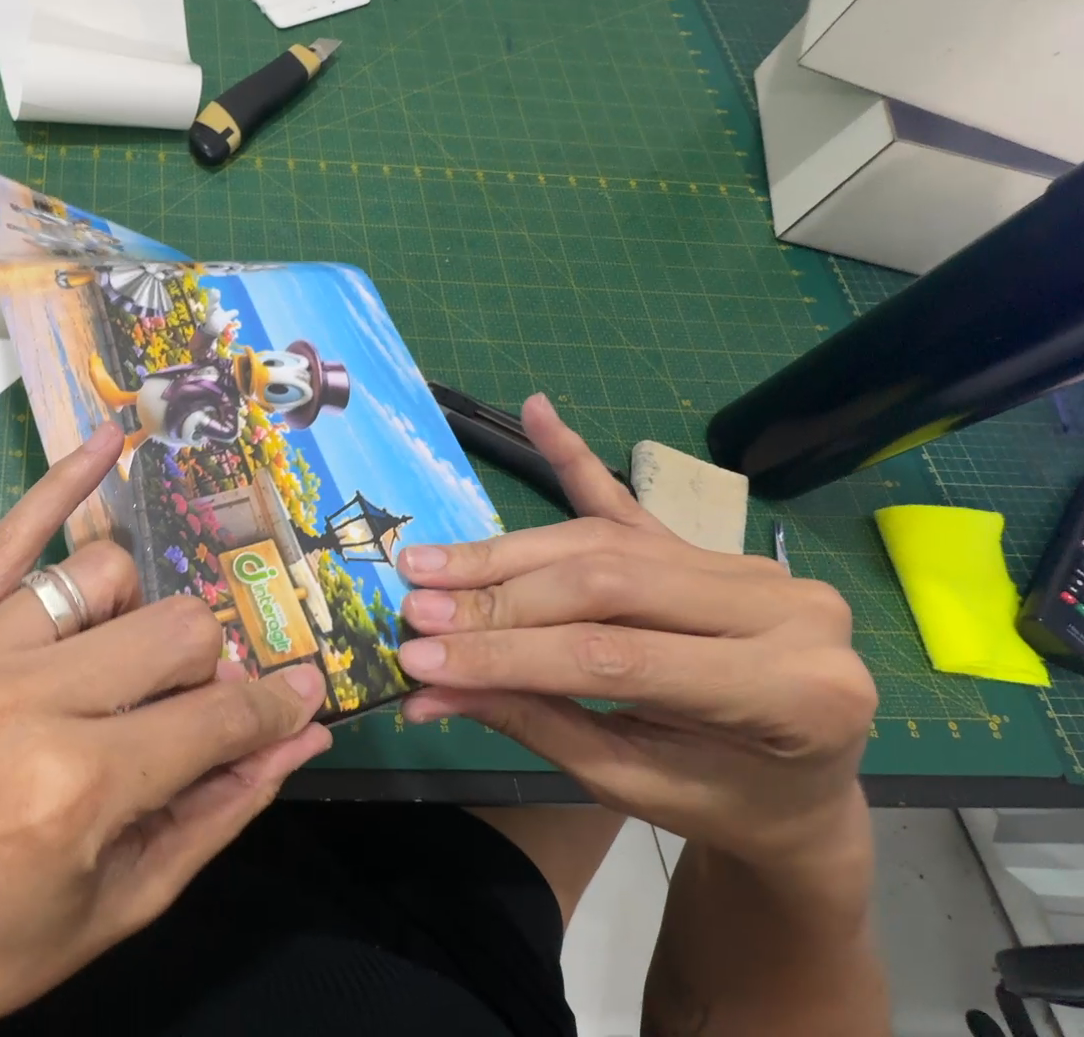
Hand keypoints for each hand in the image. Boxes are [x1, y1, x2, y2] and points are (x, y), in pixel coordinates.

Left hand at [0, 423, 331, 1036]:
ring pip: (109, 575)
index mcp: (78, 788)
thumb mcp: (128, 899)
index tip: (300, 698)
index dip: (274, 707)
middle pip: (176, 628)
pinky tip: (107, 446)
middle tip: (203, 702)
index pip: (219, 713)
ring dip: (144, 615)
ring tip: (132, 661)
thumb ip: (224, 806)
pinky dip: (61, 486)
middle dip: (214, 666)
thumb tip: (302, 731)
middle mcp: (25, 703)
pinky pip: (9, 537)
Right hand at [394, 395, 877, 869]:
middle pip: (604, 581)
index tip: (417, 657)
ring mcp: (747, 566)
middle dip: (495, 598)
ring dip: (503, 553)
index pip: (612, 656)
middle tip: (414, 607)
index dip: (505, 653)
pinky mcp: (705, 549)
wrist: (799, 788)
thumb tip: (425, 691)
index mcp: (791, 690)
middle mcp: (783, 608)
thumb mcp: (629, 781)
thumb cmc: (722, 801)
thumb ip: (532, 722)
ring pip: (598, 544)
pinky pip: (627, 504)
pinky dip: (574, 457)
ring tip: (427, 562)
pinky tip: (539, 411)